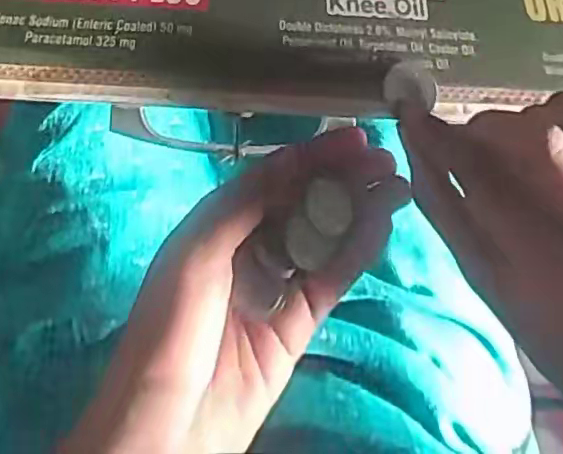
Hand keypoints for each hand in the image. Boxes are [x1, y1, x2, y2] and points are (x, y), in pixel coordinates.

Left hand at [64, 128, 409, 453]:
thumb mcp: (199, 249)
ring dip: (357, 209)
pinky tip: (379, 228)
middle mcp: (248, 244)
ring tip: (396, 186)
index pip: (275, 175)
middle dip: (342, 177)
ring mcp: (274, 283)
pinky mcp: (295, 323)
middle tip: (385, 159)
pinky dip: (355, 252)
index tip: (353, 139)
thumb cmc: (172, 324)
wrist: (166, 423)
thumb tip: (291, 158)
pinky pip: (329, 278)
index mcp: (219, 220)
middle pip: (303, 201)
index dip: (314, 154)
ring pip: (322, 236)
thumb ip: (245, 203)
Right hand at [399, 93, 562, 453]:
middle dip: (488, 129)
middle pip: (547, 147)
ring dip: (531, 117)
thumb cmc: (549, 333)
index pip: (493, 192)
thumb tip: (413, 142)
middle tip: (464, 139)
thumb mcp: (486, 285)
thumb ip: (446, 211)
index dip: (445, 144)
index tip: (411, 116)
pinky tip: (546, 126)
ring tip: (507, 138)